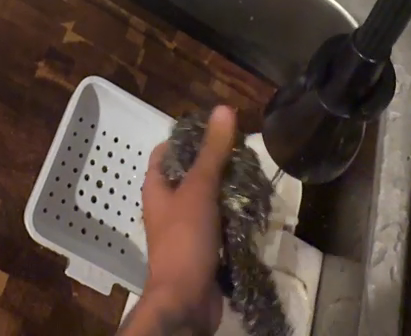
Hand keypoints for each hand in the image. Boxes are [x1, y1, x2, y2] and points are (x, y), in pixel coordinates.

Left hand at [126, 105, 236, 335]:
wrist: (186, 301)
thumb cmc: (185, 238)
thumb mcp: (200, 188)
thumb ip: (213, 151)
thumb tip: (224, 108)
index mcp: (157, 186)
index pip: (168, 149)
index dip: (188, 137)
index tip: (217, 129)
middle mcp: (167, 204)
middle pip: (191, 173)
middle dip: (216, 163)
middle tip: (243, 152)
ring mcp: (184, 228)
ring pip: (207, 199)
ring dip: (227, 191)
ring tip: (253, 177)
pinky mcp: (202, 248)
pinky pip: (218, 224)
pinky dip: (233, 216)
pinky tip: (252, 209)